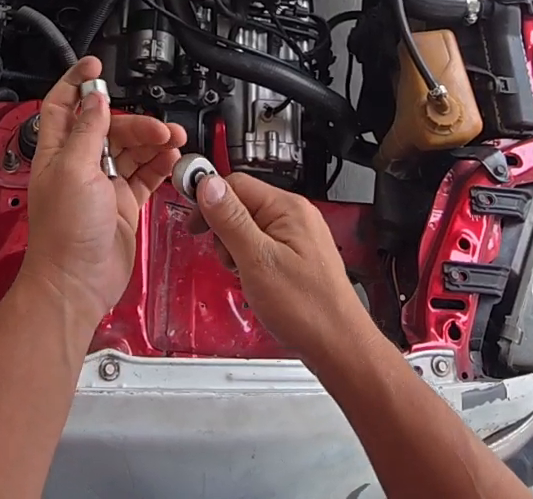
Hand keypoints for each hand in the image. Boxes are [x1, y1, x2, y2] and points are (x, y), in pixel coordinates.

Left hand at [20, 57, 184, 326]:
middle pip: (109, 125)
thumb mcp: (73, 171)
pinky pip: (145, 174)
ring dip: (153, 141)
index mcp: (59, 151)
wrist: (77, 284)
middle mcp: (80, 163)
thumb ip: (87, 131)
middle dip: (135, 121)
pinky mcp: (124, 203)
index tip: (96, 65)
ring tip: (174, 140)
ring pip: (131, 148)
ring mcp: (103, 183)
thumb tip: (96, 98)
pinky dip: (159, 164)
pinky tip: (171, 159)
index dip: (77, 82)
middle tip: (158, 128)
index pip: (64, 105)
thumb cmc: (64, 234)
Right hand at [193, 172, 376, 367]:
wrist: (339, 348)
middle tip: (229, 260)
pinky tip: (256, 282)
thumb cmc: (308, 309)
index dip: (209, 202)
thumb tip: (208, 185)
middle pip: (241, 205)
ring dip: (236, 250)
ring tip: (247, 276)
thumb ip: (231, 220)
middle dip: (224, 232)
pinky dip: (250, 262)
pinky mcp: (297, 256)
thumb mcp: (257, 261)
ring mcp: (298, 236)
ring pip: (249, 228)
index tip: (193, 222)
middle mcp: (296, 216)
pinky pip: (261, 246)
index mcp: (288, 208)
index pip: (236, 184)